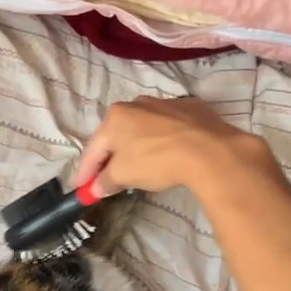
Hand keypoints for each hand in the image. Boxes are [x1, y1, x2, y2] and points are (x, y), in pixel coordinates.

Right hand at [73, 97, 272, 197]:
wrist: (209, 150)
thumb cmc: (156, 160)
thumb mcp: (124, 176)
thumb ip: (105, 181)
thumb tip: (96, 188)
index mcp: (115, 117)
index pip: (94, 149)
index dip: (86, 171)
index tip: (82, 188)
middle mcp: (137, 103)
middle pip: (118, 134)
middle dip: (112, 155)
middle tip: (109, 177)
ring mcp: (166, 103)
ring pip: (145, 127)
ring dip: (139, 144)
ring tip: (142, 163)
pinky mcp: (193, 107)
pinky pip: (171, 125)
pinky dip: (166, 138)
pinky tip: (171, 151)